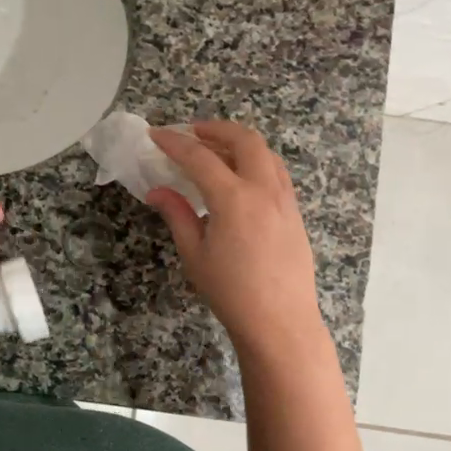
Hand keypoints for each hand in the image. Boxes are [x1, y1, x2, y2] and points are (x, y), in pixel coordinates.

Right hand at [145, 121, 326, 359]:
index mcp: (234, 199)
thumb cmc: (230, 291)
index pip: (199, 158)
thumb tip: (157, 191)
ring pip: (265, 153)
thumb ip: (177, 215)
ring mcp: (284, 199)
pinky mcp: (294, 212)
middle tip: (191, 133)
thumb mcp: (195, 254)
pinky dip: (256, 162)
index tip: (156, 135)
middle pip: (244, 140)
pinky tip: (240, 177)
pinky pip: (276, 172)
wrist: (280, 321)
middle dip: (215, 129)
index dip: (174, 143)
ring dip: (239, 142)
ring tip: (215, 150)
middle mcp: (263, 190)